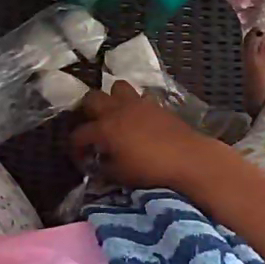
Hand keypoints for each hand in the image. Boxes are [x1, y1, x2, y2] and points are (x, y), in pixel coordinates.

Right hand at [70, 82, 230, 191]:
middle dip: (87, 112)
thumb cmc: (150, 170)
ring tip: (115, 115)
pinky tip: (137, 120)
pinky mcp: (156, 104)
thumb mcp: (120, 175)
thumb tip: (98, 162)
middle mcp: (117, 110)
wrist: (189, 159)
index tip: (80, 158)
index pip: (79, 134)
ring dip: (112, 99)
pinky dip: (133, 105)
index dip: (75, 147)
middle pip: (92, 98)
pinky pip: (138, 96)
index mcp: (105, 128)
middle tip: (93, 128)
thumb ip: (104, 167)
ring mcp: (138, 104)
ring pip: (116, 87)